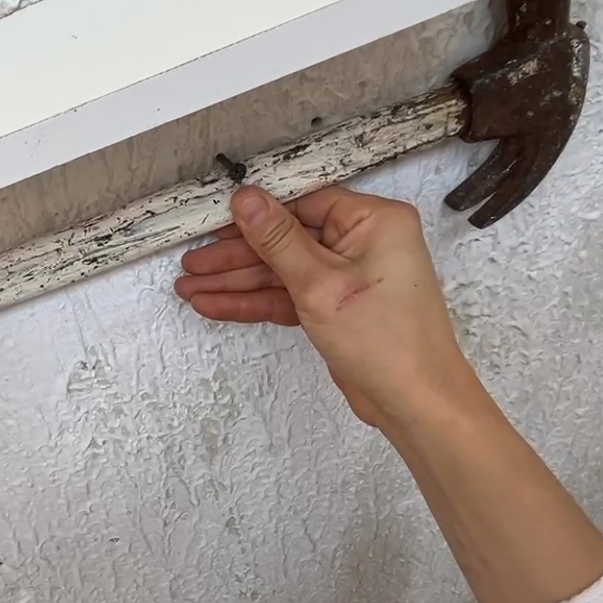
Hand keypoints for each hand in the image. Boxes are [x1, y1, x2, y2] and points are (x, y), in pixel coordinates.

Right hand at [175, 185, 482, 428]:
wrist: (413, 403)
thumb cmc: (385, 340)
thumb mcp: (320, 284)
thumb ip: (277, 240)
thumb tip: (246, 198)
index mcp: (373, 221)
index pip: (301, 204)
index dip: (254, 215)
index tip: (213, 223)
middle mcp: (361, 242)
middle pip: (283, 240)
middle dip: (234, 257)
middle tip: (192, 265)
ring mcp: (346, 276)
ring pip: (279, 272)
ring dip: (235, 283)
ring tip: (189, 289)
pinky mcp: (333, 307)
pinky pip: (286, 296)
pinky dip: (253, 303)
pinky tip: (214, 305)